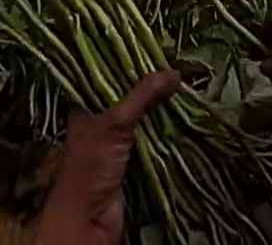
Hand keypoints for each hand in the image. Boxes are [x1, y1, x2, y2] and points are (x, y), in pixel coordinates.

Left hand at [36, 71, 178, 244]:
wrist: (90, 223)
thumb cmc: (91, 165)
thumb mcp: (115, 121)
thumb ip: (142, 95)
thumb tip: (175, 72)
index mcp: (87, 107)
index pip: (109, 75)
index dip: (129, 62)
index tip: (155, 48)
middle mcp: (101, 121)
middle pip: (130, 97)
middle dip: (151, 86)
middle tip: (176, 66)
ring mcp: (118, 143)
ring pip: (144, 118)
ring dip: (162, 109)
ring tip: (185, 85)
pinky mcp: (134, 161)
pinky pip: (153, 139)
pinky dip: (167, 130)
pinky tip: (184, 114)